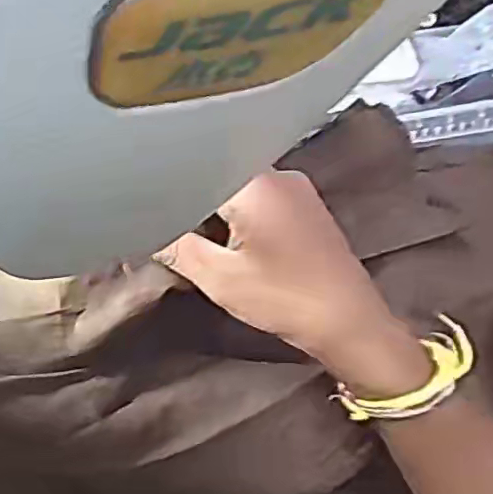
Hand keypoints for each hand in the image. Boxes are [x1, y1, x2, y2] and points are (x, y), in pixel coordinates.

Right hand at [154, 170, 430, 395]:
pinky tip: (220, 244)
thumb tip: (145, 232)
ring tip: (188, 239)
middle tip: (159, 229)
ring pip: (233, 190)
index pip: (195, 171)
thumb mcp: (216, 276)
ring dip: (209, 213)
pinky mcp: (302, 209)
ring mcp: (295, 191)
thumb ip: (174, 247)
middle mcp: (279, 175)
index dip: (165, 192)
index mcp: (256, 183)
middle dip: (186, 203)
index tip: (144, 211)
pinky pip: (254, 201)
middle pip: (214, 177)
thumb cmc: (284, 298)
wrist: (348, 322)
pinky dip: (231, 219)